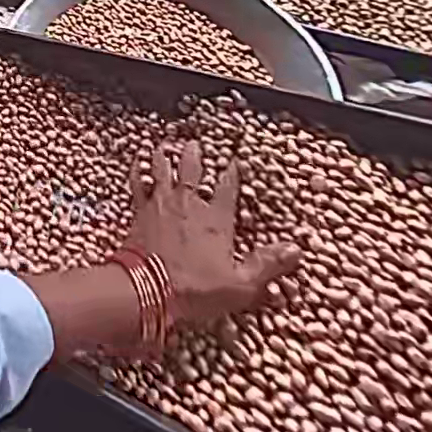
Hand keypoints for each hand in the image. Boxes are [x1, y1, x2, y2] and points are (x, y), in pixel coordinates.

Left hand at [124, 141, 299, 327]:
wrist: (147, 286)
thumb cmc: (196, 288)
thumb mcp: (241, 284)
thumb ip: (267, 264)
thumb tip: (295, 249)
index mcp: (215, 219)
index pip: (227, 189)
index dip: (231, 174)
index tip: (233, 161)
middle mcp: (187, 205)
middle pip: (190, 171)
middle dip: (193, 155)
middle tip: (193, 143)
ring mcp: (160, 204)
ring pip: (161, 171)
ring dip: (163, 157)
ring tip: (163, 145)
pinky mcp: (139, 211)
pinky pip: (137, 184)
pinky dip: (137, 172)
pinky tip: (135, 164)